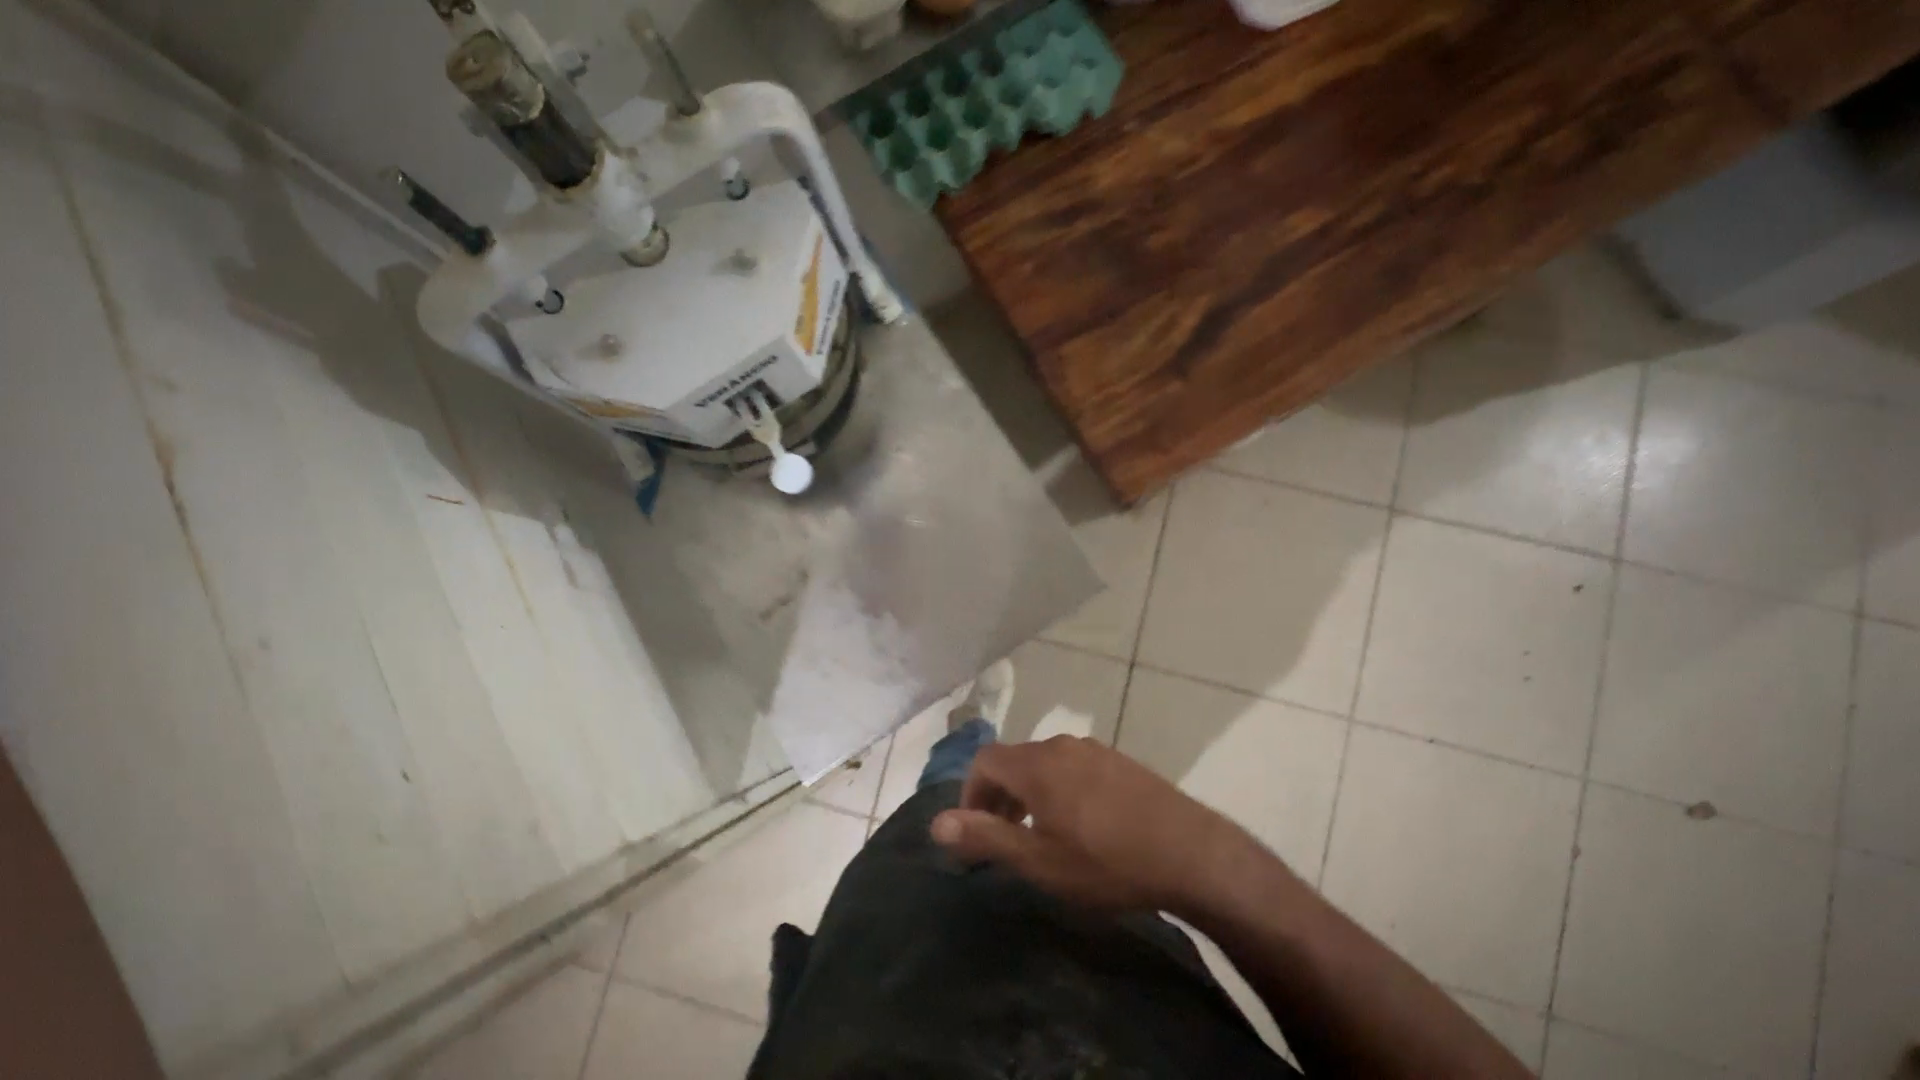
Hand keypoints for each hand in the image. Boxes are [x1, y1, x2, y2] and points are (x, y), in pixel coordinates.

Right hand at [929, 735, 1266, 913]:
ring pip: (1046, 765)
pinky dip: (1059, 790)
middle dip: (998, 796)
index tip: (974, 833)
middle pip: (1014, 760)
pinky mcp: (1123, 763)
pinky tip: (1080, 827)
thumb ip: (986, 837)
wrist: (1192, 854)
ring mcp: (1097, 751)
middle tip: (1002, 839)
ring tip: (1039, 836)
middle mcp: (1063, 746)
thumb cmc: (1107, 862)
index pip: (984, 761)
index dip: (969, 794)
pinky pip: (1074, 769)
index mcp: (1037, 764)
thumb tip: (936, 823)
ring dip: (1029, 795)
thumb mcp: (1039, 861)